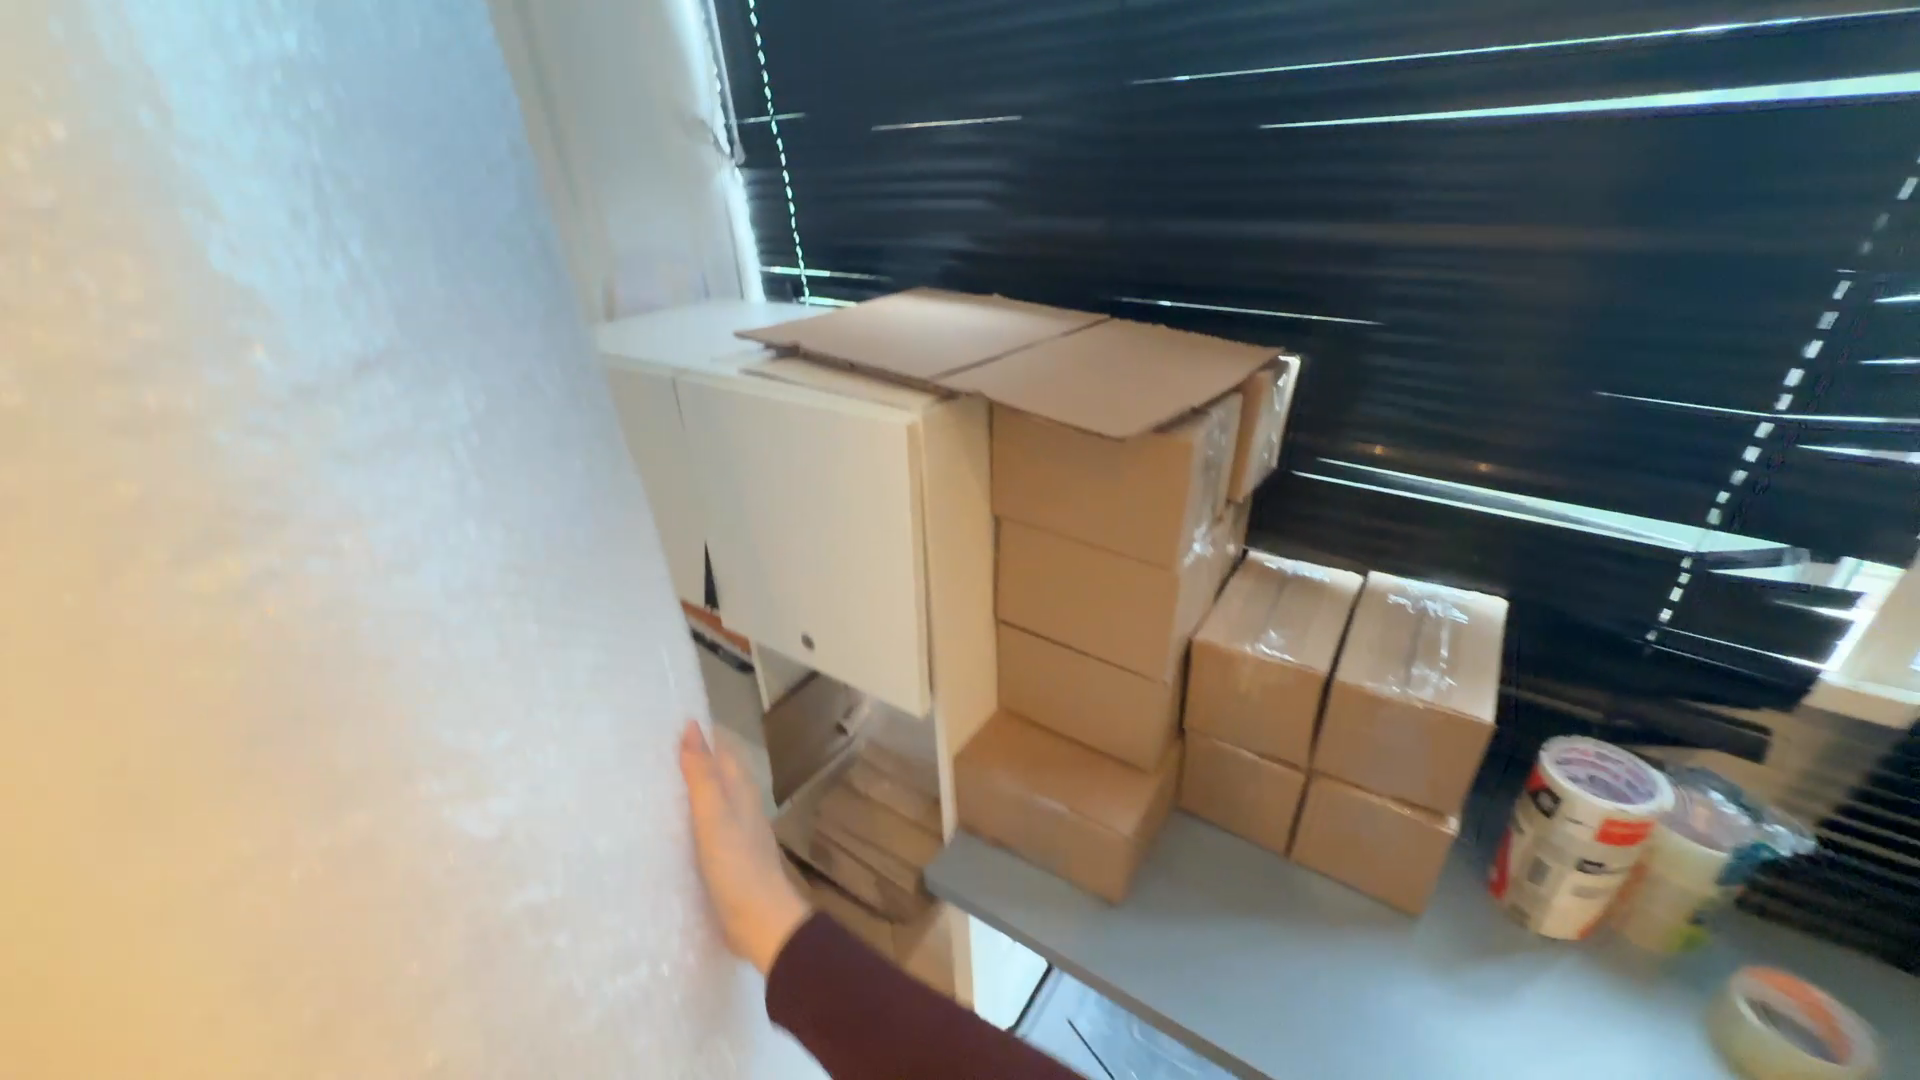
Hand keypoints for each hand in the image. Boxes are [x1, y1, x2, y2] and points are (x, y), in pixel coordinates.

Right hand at [679, 720, 812, 974]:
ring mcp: (737, 832)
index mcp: (741, 790)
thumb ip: (703, 773)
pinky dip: (690, 819)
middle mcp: (742, 805)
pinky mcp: (728, 858)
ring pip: (713, 799)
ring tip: (655, 784)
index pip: (723, 750)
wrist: (759, 919)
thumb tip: (692, 726)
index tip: (671, 721)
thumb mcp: (713, 814)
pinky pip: (707, 827)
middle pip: (719, 771)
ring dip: (692, 788)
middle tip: (654, 750)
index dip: (703, 734)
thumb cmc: (736, 863)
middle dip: (694, 758)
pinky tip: (671, 829)